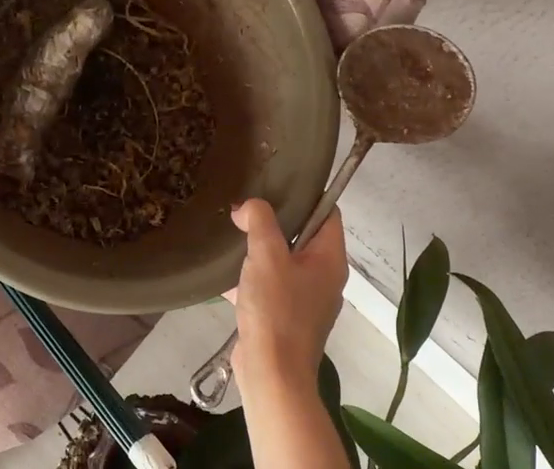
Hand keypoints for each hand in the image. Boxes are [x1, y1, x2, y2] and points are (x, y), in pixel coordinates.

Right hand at [227, 198, 347, 391]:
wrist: (272, 372)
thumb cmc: (277, 309)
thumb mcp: (266, 254)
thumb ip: (259, 220)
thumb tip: (247, 207)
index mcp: (329, 260)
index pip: (328, 213)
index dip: (307, 194)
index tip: (274, 181)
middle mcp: (323, 278)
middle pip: (302, 235)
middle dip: (273, 220)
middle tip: (244, 206)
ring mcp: (304, 300)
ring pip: (281, 260)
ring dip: (257, 248)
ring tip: (230, 233)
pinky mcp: (284, 317)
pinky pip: (268, 285)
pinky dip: (249, 276)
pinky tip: (224, 274)